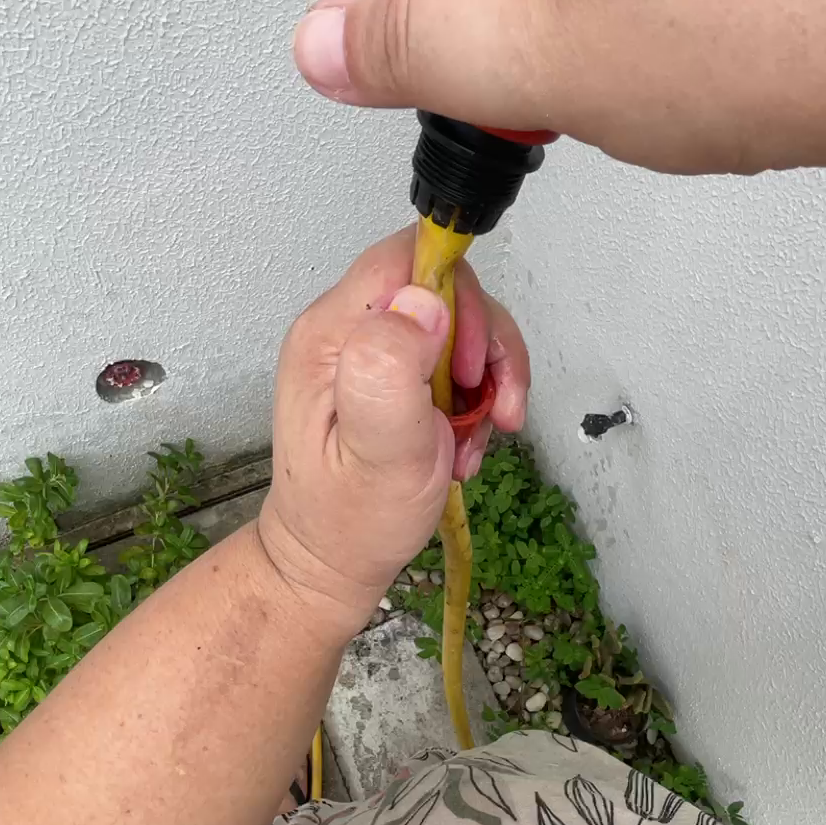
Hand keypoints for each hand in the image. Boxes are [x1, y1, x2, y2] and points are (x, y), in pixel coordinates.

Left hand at [257, 227, 529, 629]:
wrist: (331, 563)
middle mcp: (346, 334)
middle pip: (442, 292)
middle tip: (493, 413)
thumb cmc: (352, 520)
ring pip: (456, 331)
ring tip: (474, 443)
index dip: (459, 301)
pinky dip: (473, 404)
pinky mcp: (390, 381)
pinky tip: (462, 446)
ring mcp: (368, 358)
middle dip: (485, 351)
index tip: (475, 369)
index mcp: (332, 336)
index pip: (407, 261)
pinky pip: (451, 366)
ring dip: (486, 385)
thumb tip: (424, 304)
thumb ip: (392, 371)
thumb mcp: (378, 452)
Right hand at [291, 0, 825, 190]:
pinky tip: (689, 5)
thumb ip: (418, 44)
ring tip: (659, 31)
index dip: (453, 18)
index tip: (498, 53)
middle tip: (591, 52)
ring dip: (591, 9)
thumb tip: (326, 46)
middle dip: (536, 14)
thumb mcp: (546, 59)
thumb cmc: (779, 33)